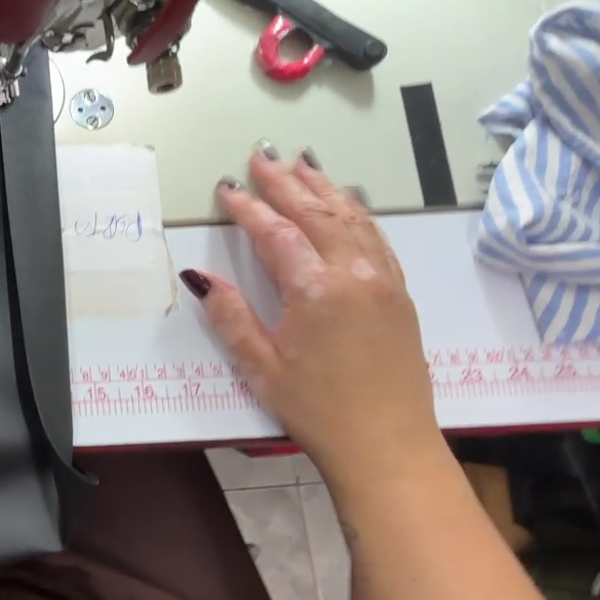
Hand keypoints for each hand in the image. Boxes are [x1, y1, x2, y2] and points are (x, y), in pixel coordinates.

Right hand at [183, 143, 442, 485]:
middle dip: (286, 183)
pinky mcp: (399, 294)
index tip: (228, 188)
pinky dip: (356, 212)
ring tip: (302, 164)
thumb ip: (231, 317)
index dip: (249, 208)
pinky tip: (346, 204)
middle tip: (262, 156)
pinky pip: (375, 237)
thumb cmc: (316, 409)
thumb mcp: (260, 367)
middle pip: (317, 214)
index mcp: (317, 290)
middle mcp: (356, 274)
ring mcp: (384, 281)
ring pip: (352, 219)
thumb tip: (200, 278)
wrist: (386, 443)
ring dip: (324, 188)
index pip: (276, 235)